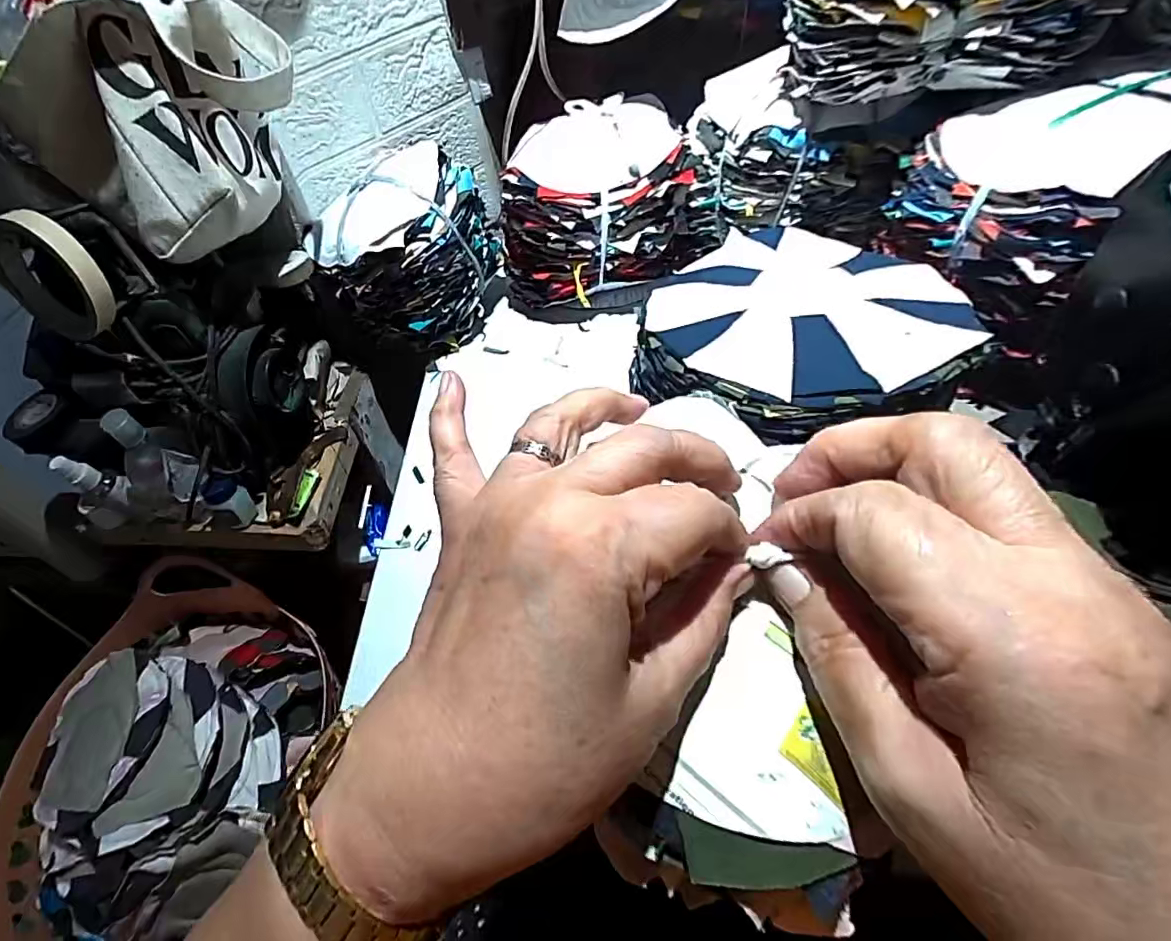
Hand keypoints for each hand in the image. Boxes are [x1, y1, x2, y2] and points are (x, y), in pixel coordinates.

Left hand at [312, 375, 750, 921]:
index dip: (729, 530)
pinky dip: (451, 416)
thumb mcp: (649, 701)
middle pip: (639, 449)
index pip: (692, 510)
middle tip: (726, 484)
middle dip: (695, 458)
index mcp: (599, 545)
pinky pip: (454, 455)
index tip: (742, 557)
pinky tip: (452, 381)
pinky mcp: (460, 524)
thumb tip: (735, 569)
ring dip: (601, 407)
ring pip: (555, 423)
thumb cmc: (545, 764)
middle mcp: (546, 500)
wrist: (428, 789)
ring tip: (637, 408)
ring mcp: (495, 504)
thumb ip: (702, 619)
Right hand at [754, 414, 1170, 939]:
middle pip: (944, 442)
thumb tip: (791, 572)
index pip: (879, 513)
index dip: (805, 516)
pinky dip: (928, 500)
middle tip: (795, 494)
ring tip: (833, 513)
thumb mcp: (913, 791)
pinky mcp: (1104, 586)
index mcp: (1011, 631)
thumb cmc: (1065, 892)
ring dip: (889, 465)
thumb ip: (839, 662)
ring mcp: (1095, 572)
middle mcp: (1062, 572)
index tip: (765, 547)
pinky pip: (999, 505)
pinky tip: (892, 555)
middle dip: (849, 448)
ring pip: (977, 459)